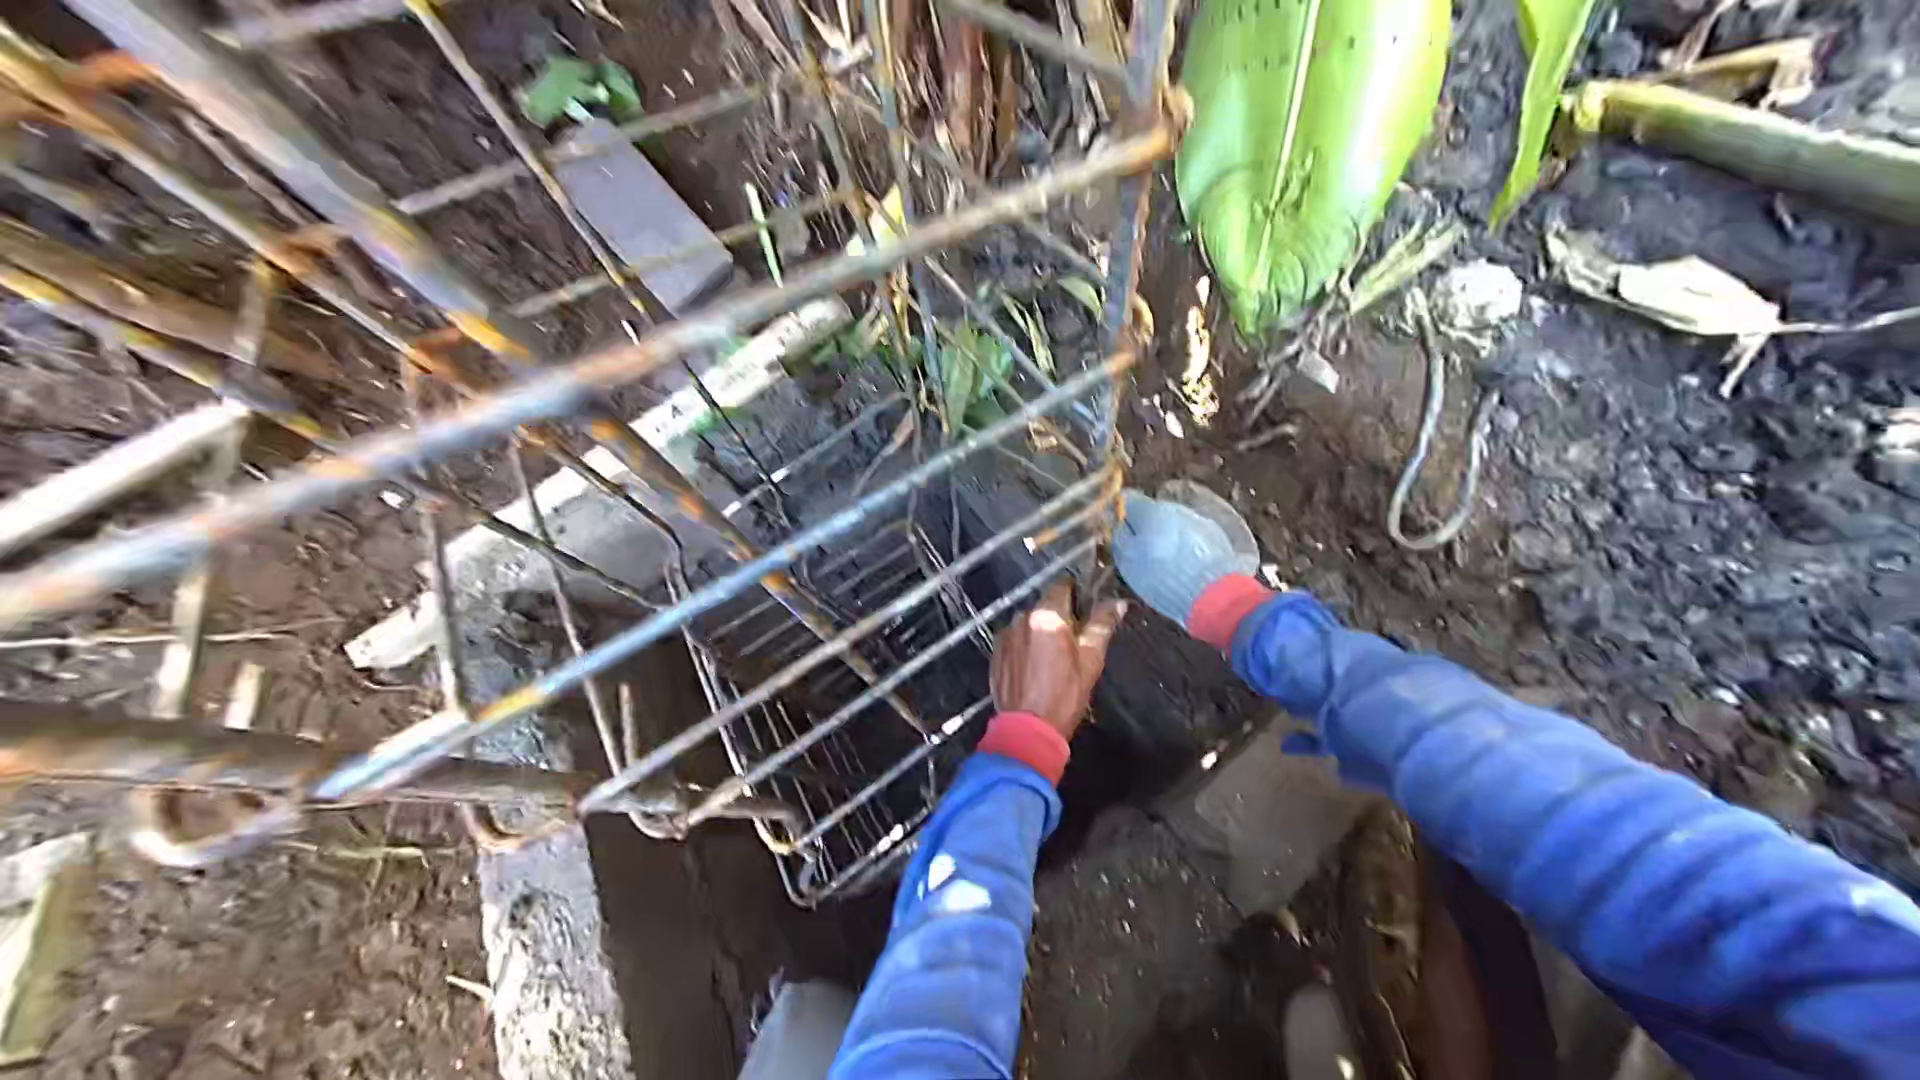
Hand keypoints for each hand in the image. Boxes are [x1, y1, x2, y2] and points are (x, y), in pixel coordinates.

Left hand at [990, 580, 1126, 740]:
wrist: (1026, 729)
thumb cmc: (1064, 695)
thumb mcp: (1090, 660)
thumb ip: (1102, 625)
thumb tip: (1117, 602)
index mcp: (1047, 615)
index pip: (1062, 587)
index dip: (1077, 594)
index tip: (1085, 608)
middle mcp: (1022, 617)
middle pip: (1045, 605)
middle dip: (1059, 617)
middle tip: (1073, 641)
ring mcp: (1005, 634)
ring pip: (1029, 622)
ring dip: (1041, 631)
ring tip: (1052, 658)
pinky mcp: (995, 651)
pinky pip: (1016, 638)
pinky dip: (1026, 645)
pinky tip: (1034, 666)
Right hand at [1111, 482, 1259, 628]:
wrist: (1213, 593)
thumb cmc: (1162, 576)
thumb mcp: (1128, 561)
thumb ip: (1119, 537)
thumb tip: (1115, 523)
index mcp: (1150, 510)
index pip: (1128, 500)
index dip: (1120, 515)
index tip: (1118, 531)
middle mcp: (1175, 508)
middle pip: (1153, 511)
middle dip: (1145, 527)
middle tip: (1140, 552)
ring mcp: (1198, 519)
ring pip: (1174, 522)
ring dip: (1166, 536)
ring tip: (1165, 562)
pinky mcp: (1217, 534)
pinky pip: (1192, 534)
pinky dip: (1186, 545)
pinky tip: (1186, 565)